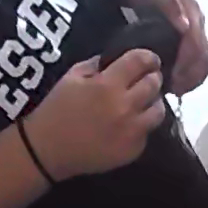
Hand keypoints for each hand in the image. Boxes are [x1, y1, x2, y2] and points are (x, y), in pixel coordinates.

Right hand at [22, 50, 165, 178]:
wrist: (49, 150)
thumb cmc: (57, 110)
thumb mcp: (72, 78)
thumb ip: (96, 66)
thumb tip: (117, 60)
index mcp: (108, 85)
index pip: (140, 62)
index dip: (149, 57)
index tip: (150, 59)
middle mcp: (126, 107)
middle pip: (154, 85)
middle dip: (153, 78)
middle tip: (149, 78)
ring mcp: (133, 131)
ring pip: (158, 111)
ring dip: (154, 102)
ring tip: (145, 101)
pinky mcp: (134, 149)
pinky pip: (147, 132)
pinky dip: (143, 125)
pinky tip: (131, 124)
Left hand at [115, 0, 207, 94]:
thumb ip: (166, 3)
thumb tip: (185, 27)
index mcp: (191, 10)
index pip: (197, 46)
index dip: (187, 68)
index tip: (174, 83)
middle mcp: (197, 21)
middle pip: (204, 58)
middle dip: (191, 78)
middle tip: (173, 92)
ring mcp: (194, 29)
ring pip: (202, 62)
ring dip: (191, 79)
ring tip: (173, 90)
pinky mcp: (187, 36)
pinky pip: (195, 61)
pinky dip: (188, 75)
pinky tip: (174, 82)